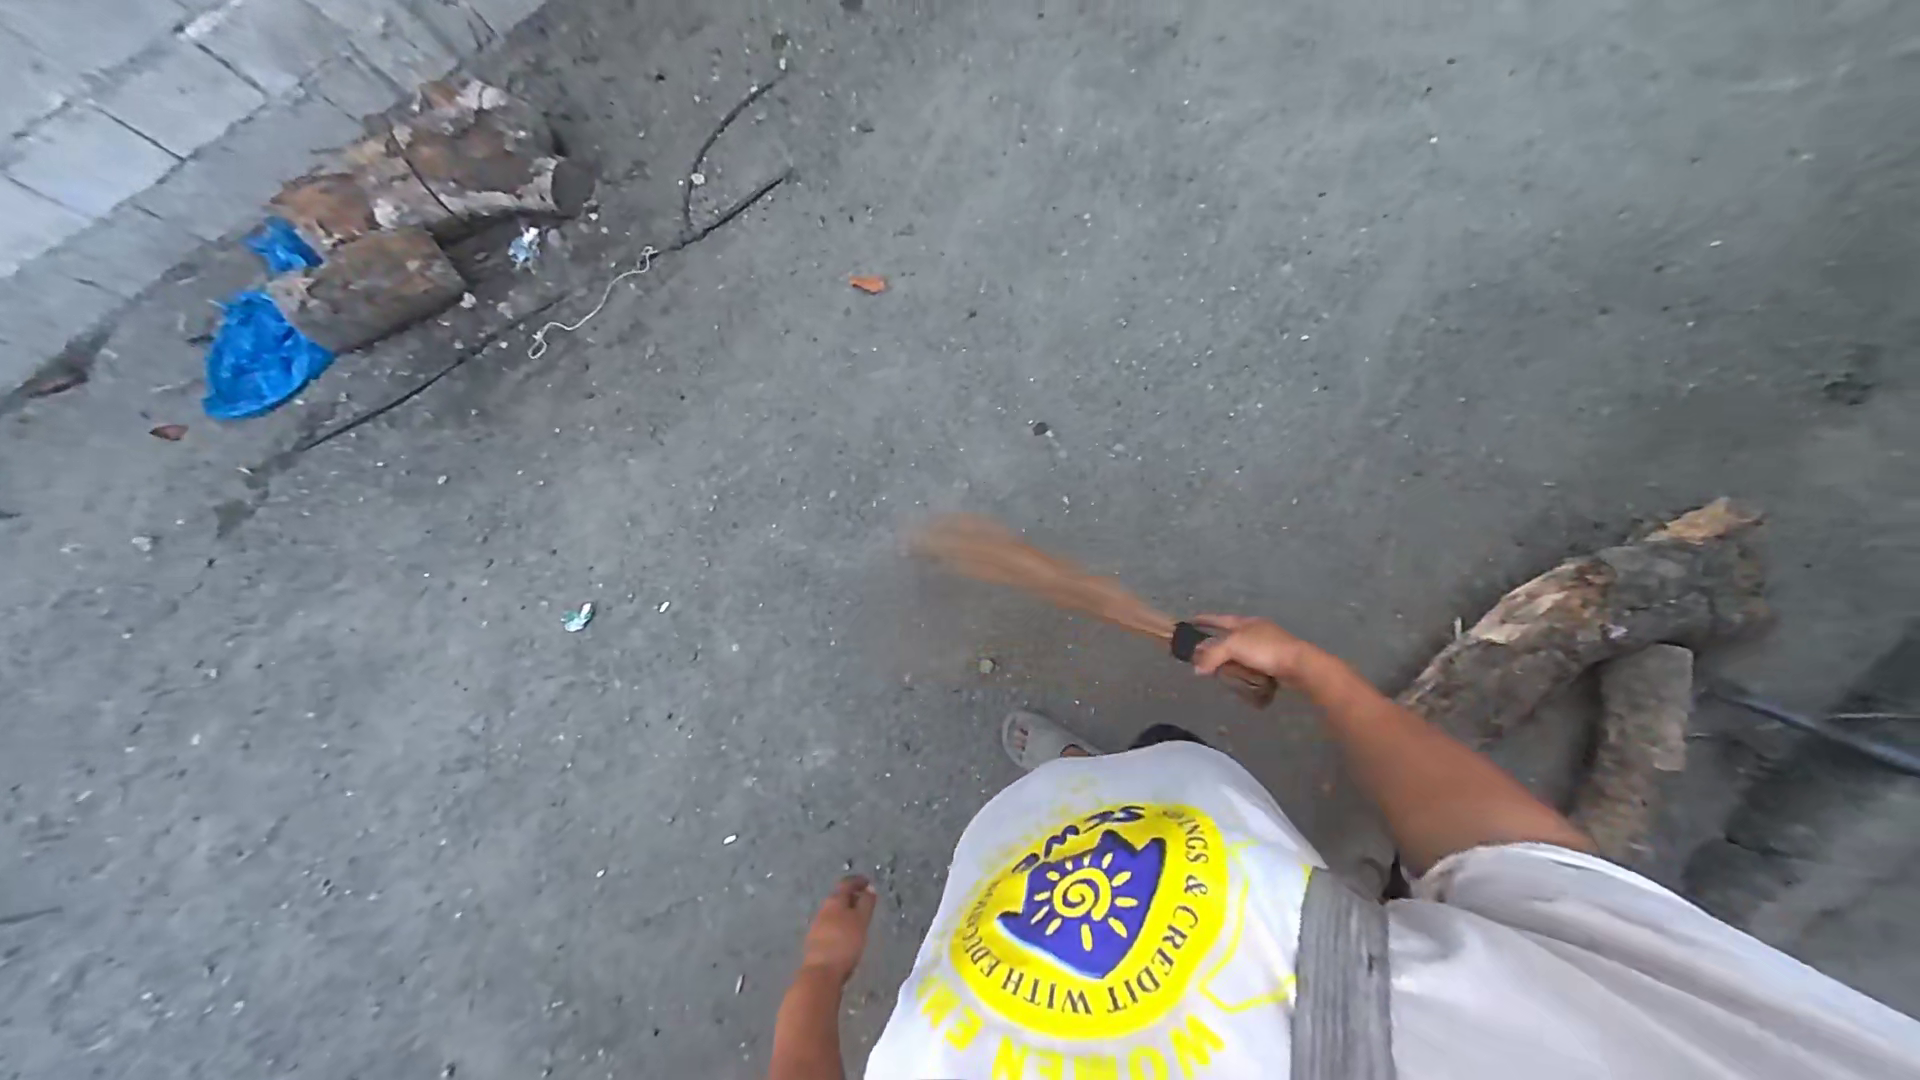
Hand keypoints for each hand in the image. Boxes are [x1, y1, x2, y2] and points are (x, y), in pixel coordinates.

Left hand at [799, 875, 877, 982]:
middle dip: (851, 897)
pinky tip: (845, 936)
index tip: (868, 882)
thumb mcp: (861, 920)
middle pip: (838, 897)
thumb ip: (866, 903)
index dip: (858, 881)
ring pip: (833, 913)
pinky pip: (830, 927)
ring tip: (857, 920)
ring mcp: (817, 927)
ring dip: (845, 912)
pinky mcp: (815, 943)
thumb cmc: (844, 943)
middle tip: (865, 901)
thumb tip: (869, 888)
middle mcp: (823, 910)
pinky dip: (839, 925)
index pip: (846, 884)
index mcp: (834, 901)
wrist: (820, 974)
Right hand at [1188, 615, 1323, 687]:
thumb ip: (1212, 655)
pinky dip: (1242, 668)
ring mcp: (1266, 645)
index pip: (1219, 619)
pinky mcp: (1274, 660)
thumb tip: (1197, 669)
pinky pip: (1250, 663)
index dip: (1204, 620)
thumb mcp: (1233, 647)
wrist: (1300, 665)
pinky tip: (1238, 676)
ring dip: (1229, 659)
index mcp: (1245, 622)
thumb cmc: (1264, 649)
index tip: (1190, 621)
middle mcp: (1255, 630)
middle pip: (1228, 636)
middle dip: (1215, 644)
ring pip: (1240, 651)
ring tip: (1218, 669)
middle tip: (1202, 654)